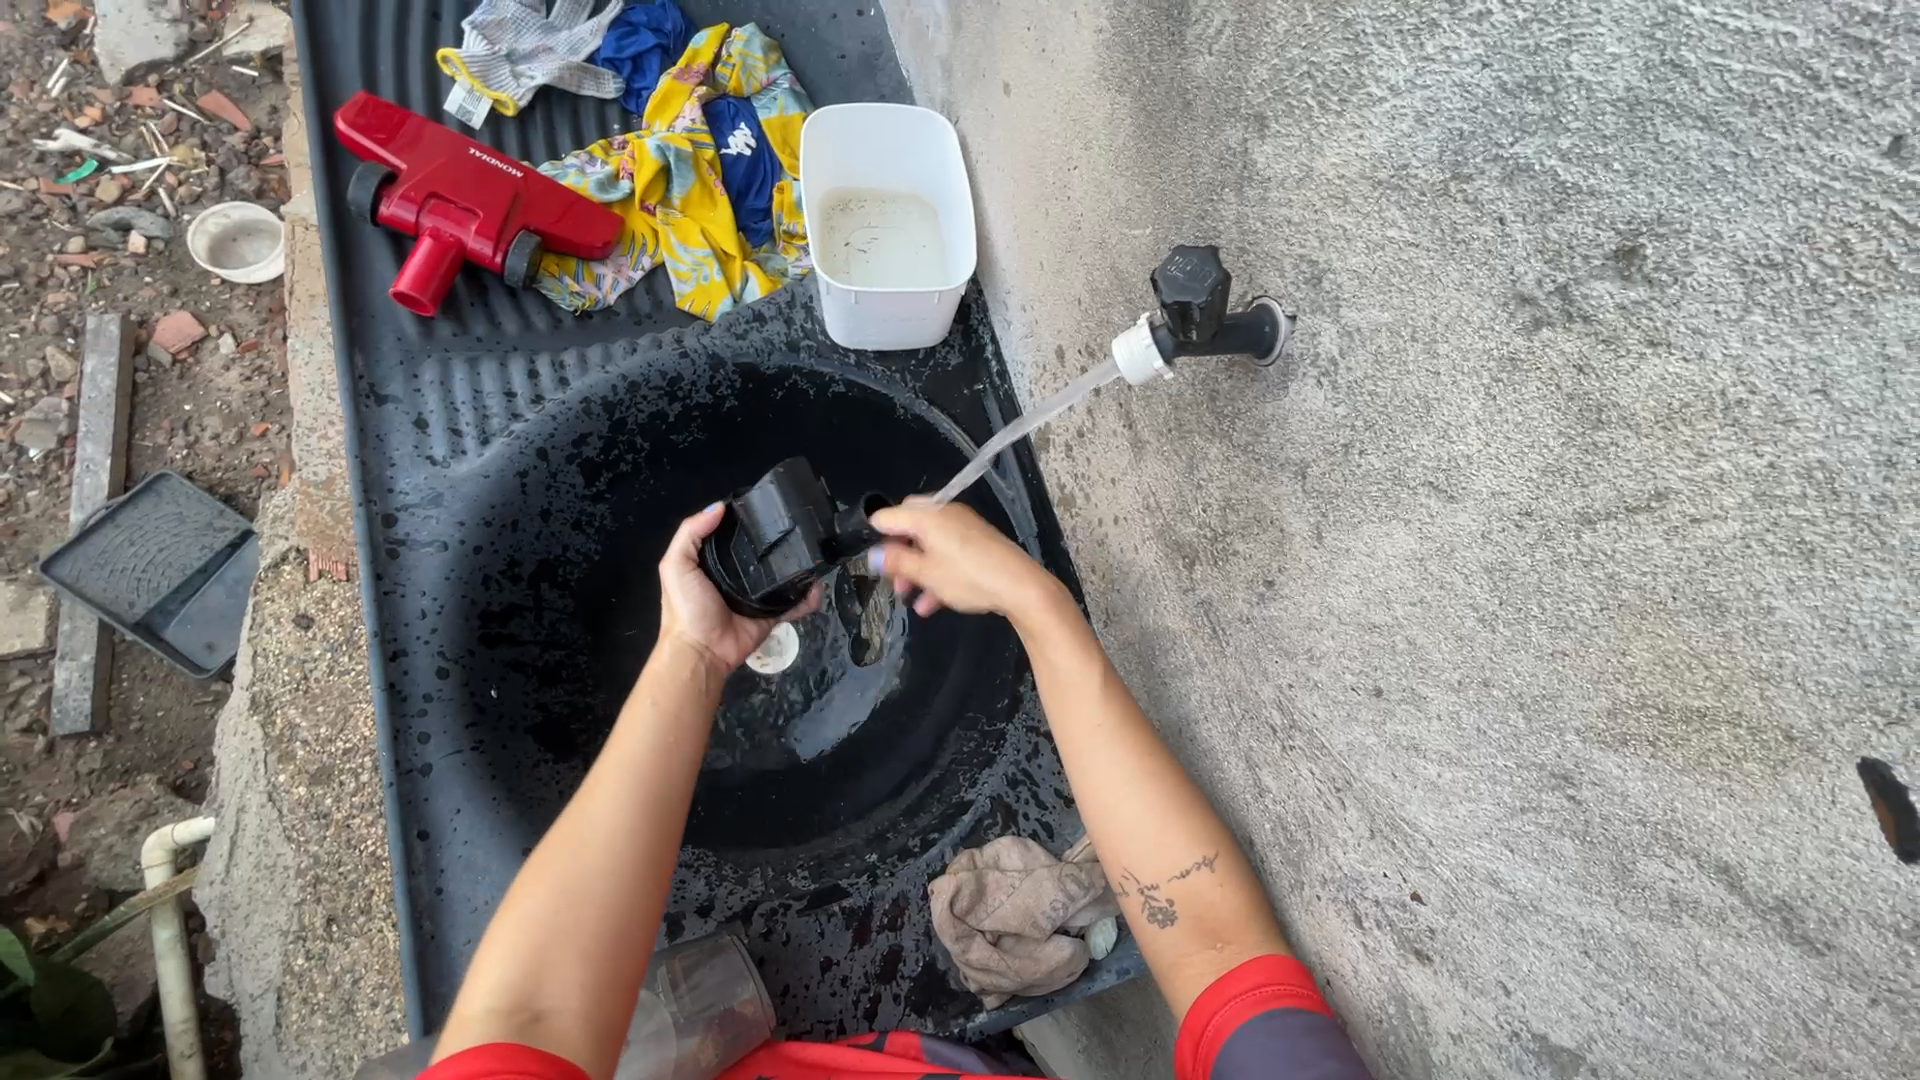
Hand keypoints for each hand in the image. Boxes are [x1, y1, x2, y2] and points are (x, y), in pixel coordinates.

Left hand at [656, 503, 819, 675]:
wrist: (703, 651)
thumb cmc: (687, 607)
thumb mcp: (676, 565)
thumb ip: (690, 534)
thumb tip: (720, 507)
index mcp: (715, 563)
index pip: (734, 536)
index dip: (747, 521)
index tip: (767, 505)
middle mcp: (738, 576)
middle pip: (763, 554)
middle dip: (780, 543)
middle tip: (800, 527)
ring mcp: (758, 595)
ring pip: (784, 577)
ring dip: (801, 568)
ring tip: (816, 554)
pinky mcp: (772, 614)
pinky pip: (794, 603)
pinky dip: (808, 597)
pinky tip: (818, 587)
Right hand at [868, 501, 1064, 618]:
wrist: (1020, 585)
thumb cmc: (968, 577)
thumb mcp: (926, 573)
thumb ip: (897, 562)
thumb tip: (873, 555)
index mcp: (928, 515)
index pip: (888, 516)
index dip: (876, 537)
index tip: (874, 562)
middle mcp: (944, 514)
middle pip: (909, 527)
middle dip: (899, 554)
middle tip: (893, 579)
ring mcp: (963, 527)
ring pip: (929, 544)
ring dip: (917, 569)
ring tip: (909, 597)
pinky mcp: (977, 542)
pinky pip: (948, 553)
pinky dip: (937, 572)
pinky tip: (931, 604)